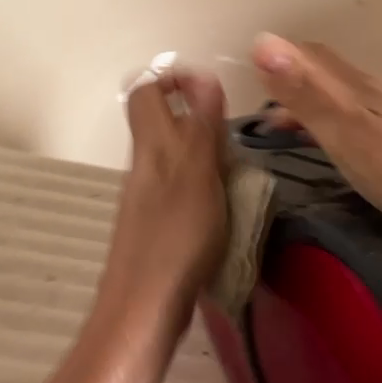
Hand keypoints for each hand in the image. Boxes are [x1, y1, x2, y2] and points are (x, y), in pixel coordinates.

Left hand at [104, 70, 229, 308]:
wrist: (145, 308)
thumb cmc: (177, 237)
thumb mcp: (198, 175)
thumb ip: (202, 127)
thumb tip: (203, 74)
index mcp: (152, 147)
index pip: (146, 92)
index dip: (173, 77)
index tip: (212, 87)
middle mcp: (144, 166)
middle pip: (160, 123)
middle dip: (196, 116)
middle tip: (234, 132)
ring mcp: (146, 199)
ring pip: (171, 156)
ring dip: (203, 152)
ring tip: (238, 168)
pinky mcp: (155, 227)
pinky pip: (178, 188)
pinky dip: (202, 185)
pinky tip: (225, 205)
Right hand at [250, 33, 381, 237]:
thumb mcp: (345, 131)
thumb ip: (305, 92)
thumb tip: (262, 40)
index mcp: (358, 87)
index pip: (311, 55)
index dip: (278, 58)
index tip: (246, 75)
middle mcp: (377, 94)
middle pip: (328, 73)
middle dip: (292, 79)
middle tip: (261, 105)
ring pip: (345, 97)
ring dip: (312, 103)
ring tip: (286, 127)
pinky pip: (361, 120)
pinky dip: (335, 124)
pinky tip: (338, 145)